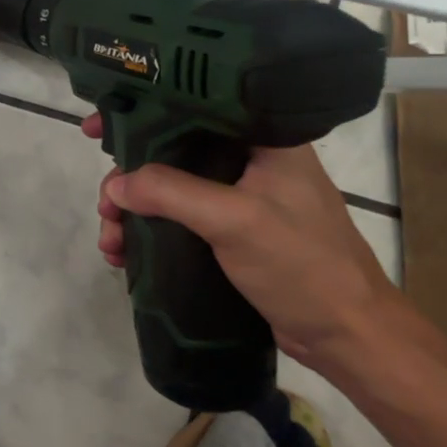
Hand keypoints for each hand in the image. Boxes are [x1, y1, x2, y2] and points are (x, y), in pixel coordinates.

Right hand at [84, 114, 399, 370]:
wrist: (350, 337)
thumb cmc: (304, 266)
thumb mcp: (235, 221)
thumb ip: (171, 193)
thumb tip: (115, 186)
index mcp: (265, 144)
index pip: (192, 109)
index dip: (139, 113)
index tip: (97, 129)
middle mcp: (251, 164)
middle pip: (168, 153)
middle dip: (127, 180)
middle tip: (105, 207)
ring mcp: (241, 200)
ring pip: (166, 189)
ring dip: (131, 212)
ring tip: (112, 242)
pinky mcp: (231, 233)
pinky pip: (174, 220)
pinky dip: (145, 233)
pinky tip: (124, 255)